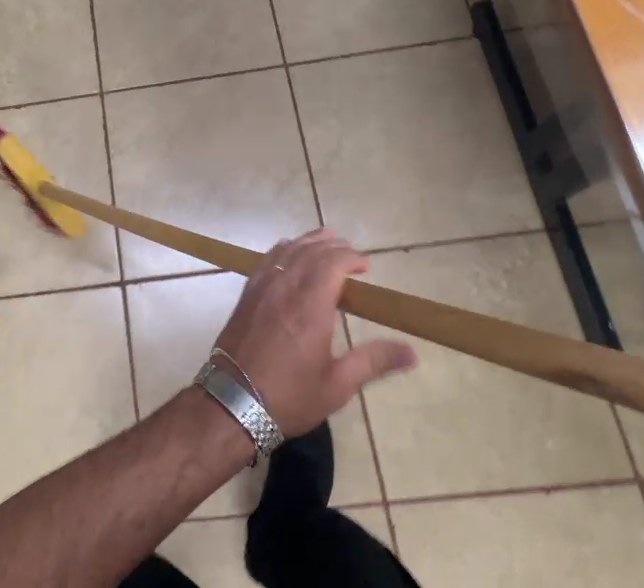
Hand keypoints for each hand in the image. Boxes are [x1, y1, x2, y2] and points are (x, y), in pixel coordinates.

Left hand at [212, 229, 416, 436]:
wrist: (232, 403)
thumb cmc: (289, 397)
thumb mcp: (337, 385)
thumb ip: (374, 362)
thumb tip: (412, 352)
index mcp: (310, 306)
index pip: (332, 264)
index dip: (351, 258)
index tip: (366, 267)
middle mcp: (285, 289)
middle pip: (310, 252)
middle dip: (333, 247)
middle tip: (351, 254)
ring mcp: (261, 290)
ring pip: (286, 252)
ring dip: (307, 242)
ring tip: (324, 239)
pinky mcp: (246, 297)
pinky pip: (265, 261)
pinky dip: (282, 250)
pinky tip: (287, 251)